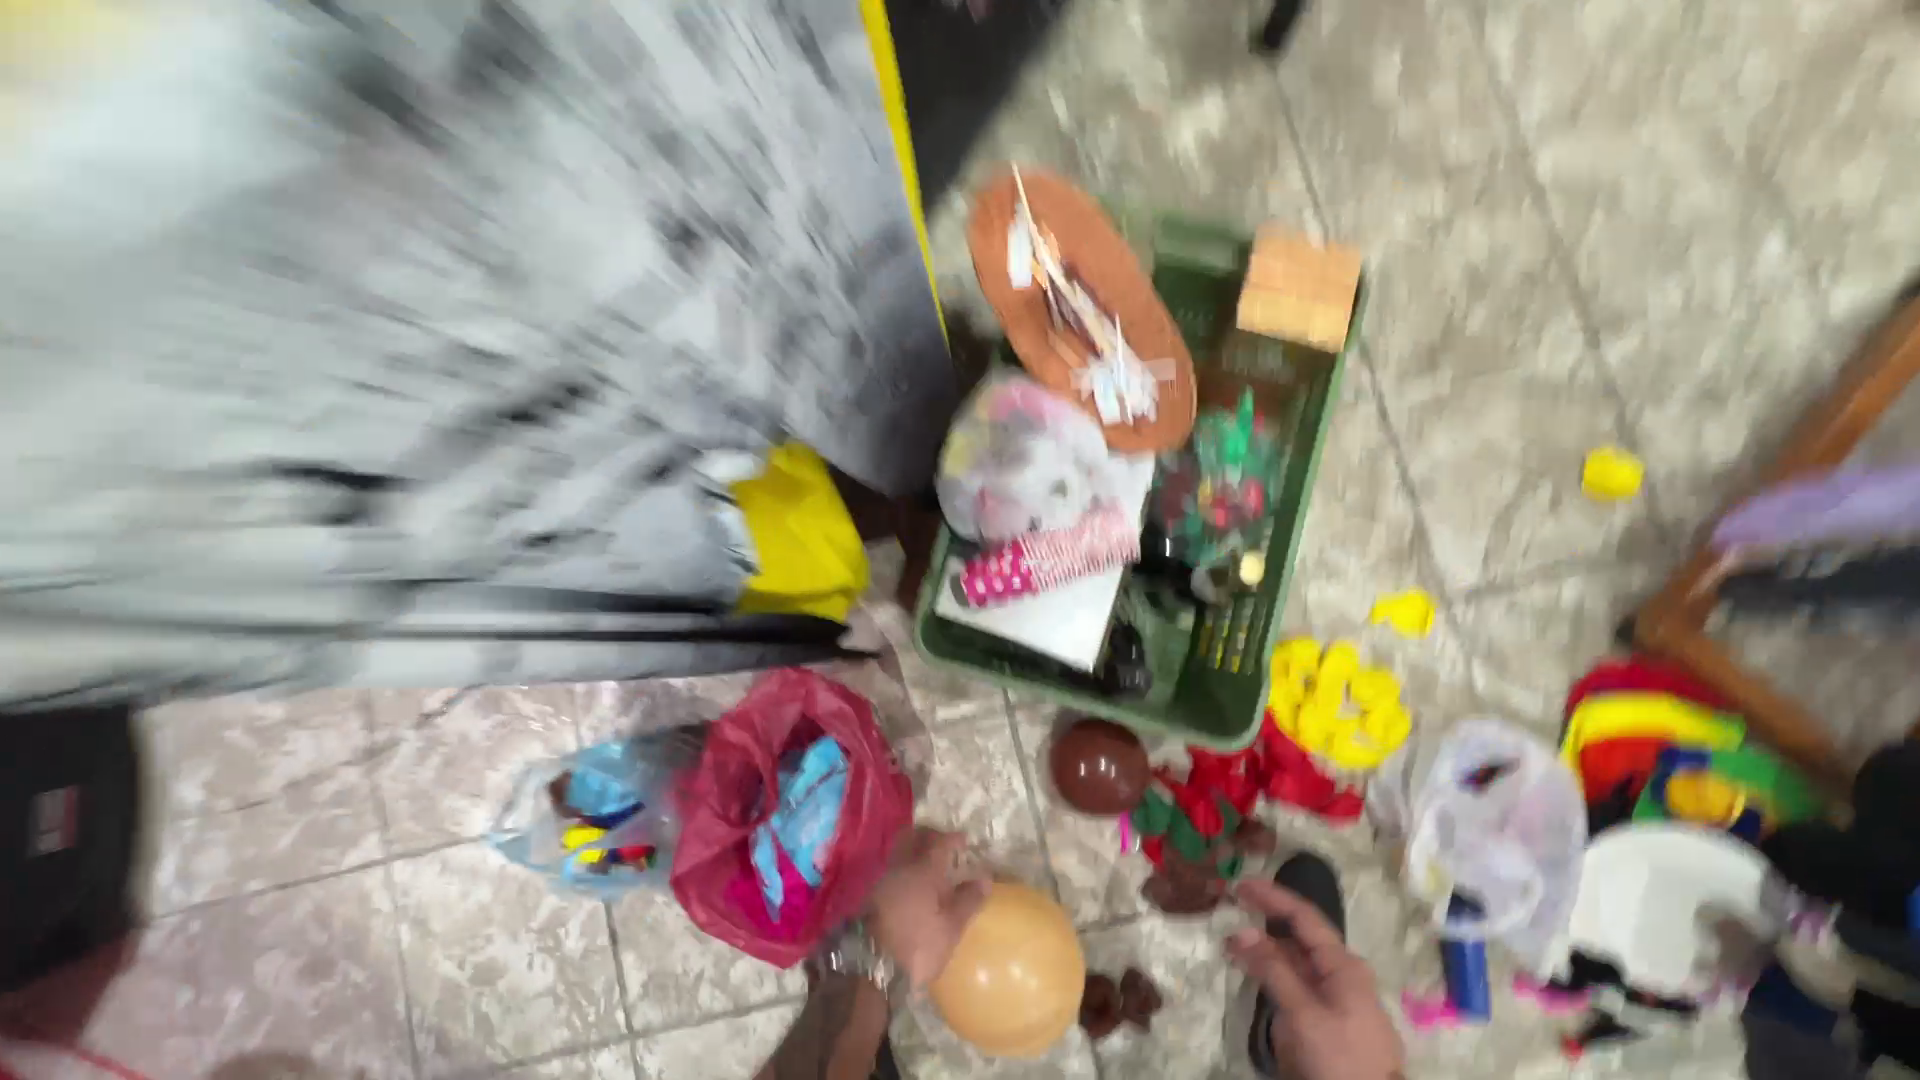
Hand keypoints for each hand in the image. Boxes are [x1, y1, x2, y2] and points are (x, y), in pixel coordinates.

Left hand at [864, 827, 989, 988]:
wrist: (871, 969)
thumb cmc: (918, 946)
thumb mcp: (951, 928)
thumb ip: (968, 900)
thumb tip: (985, 878)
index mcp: (923, 870)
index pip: (940, 842)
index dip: (953, 838)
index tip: (964, 840)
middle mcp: (901, 867)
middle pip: (913, 838)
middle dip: (929, 836)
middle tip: (944, 843)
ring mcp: (883, 880)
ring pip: (900, 853)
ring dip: (915, 852)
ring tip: (931, 866)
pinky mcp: (872, 896)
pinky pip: (893, 870)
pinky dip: (906, 869)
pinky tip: (915, 886)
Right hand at [1226, 880, 1404, 1079]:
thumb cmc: (1341, 1059)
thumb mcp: (1303, 1014)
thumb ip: (1272, 969)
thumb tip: (1241, 931)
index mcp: (1342, 964)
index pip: (1304, 916)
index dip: (1272, 896)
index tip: (1239, 885)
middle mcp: (1340, 973)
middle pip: (1298, 937)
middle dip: (1264, 922)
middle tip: (1229, 912)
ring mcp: (1334, 997)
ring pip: (1295, 961)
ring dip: (1265, 949)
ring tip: (1231, 944)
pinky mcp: (1327, 1018)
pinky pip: (1296, 983)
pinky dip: (1272, 973)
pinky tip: (1252, 972)